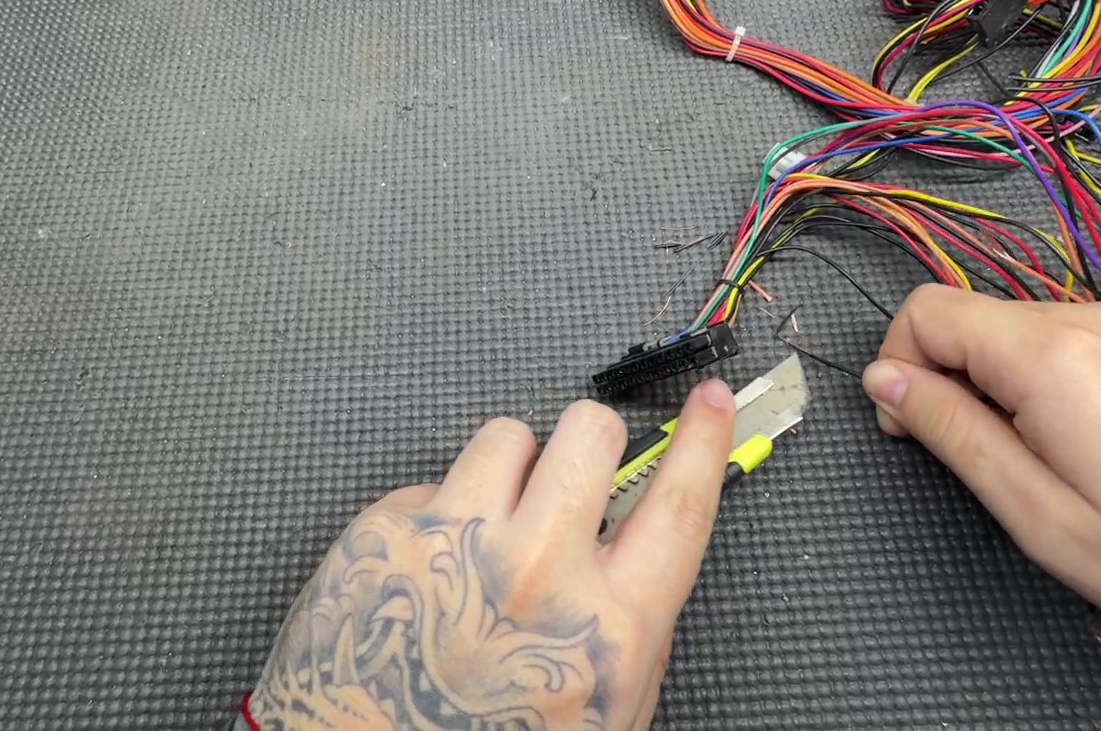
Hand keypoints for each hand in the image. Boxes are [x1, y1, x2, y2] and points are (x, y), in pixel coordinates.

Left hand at [246, 380, 736, 730]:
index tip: (711, 400)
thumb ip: (634, 629)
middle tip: (570, 470)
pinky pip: (437, 476)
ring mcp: (457, 542)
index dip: (702, 442)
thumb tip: (640, 544)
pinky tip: (433, 565)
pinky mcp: (389, 528)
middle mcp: (534, 573)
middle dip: (590, 438)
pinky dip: (444, 509)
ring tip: (491, 526)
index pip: (678, 508)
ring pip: (508, 432)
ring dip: (509, 468)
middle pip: (589, 431)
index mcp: (605, 629)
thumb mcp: (603, 711)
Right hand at [862, 285, 1100, 729]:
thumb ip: (951, 436)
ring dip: (1014, 386)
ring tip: (1067, 468)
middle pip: (978, 320)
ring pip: (1034, 333)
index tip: (913, 424)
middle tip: (996, 464)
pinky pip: (1094, 343)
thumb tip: (885, 381)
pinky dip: (1070, 383)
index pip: (925, 310)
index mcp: (1054, 357)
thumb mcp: (1048, 522)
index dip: (898, 363)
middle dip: (957, 381)